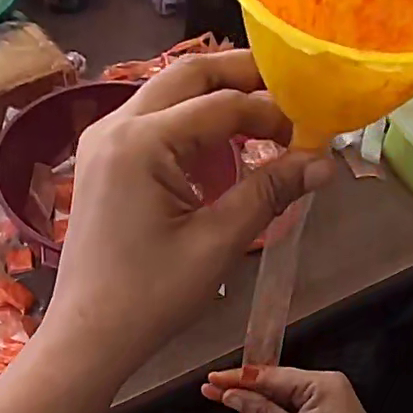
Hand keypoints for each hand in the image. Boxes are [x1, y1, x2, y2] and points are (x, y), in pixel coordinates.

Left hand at [39, 51, 336, 382]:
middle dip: (242, 79)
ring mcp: (101, 144)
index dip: (274, 112)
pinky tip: (217, 154)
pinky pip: (149, 125)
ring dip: (214, 101)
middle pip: (187, 77)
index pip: (222, 103)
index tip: (312, 131)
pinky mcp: (99, 165)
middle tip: (290, 96)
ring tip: (261, 123)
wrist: (88, 336)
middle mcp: (114, 127)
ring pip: (166, 96)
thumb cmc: (149, 297)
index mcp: (140, 142)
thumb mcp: (216, 243)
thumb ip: (269, 192)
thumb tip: (324, 161)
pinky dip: (187, 127)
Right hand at [203, 366, 412, 412]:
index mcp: (323, 383)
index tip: (212, 379)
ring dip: (253, 396)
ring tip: (220, 394)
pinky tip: (248, 405)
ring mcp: (326, 396)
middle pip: (275, 380)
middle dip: (242, 385)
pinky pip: (291, 402)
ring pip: (281, 392)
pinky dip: (269, 406)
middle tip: (209, 387)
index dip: (239, 378)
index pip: (271, 376)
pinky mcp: (324, 410)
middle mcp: (325, 383)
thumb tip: (232, 396)